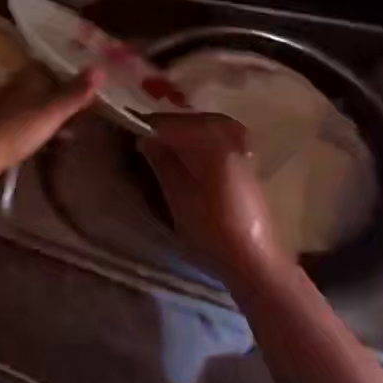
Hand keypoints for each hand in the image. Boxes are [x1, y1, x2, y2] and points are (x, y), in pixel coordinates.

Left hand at [0, 66, 101, 183]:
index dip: (78, 73)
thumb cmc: (18, 129)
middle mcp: (19, 82)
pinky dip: (45, 126)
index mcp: (31, 73)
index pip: (59, 63)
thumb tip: (100, 68)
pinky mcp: (2, 121)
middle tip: (91, 111)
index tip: (96, 86)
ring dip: (59, 114)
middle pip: (51, 83)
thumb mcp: (53, 111)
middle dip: (70, 96)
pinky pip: (31, 118)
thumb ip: (76, 92)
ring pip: (42, 102)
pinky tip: (53, 141)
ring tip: (75, 130)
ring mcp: (9, 102)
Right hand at [139, 113, 290, 284]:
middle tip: (140, 147)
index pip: (169, 123)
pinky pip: (213, 137)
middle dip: (162, 131)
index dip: (145, 128)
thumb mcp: (179, 199)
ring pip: (199, 128)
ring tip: (158, 155)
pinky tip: (184, 160)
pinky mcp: (245, 158)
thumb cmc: (214, 234)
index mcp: (214, 142)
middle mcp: (231, 134)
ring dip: (178, 137)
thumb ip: (162, 163)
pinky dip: (195, 143)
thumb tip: (144, 136)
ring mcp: (242, 145)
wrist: (256, 262)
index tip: (126, 138)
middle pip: (186, 120)